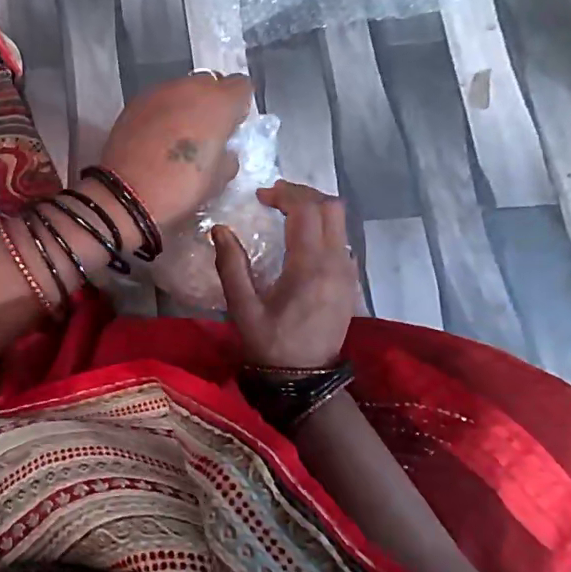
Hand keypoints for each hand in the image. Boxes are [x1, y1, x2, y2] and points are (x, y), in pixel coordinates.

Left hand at [95, 72, 252, 228]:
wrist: (128, 194)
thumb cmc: (181, 188)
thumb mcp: (217, 181)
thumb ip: (228, 157)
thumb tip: (224, 151)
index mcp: (219, 103)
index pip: (241, 87)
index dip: (238, 108)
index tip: (231, 128)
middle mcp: (191, 88)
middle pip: (210, 84)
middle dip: (211, 104)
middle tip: (204, 134)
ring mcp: (160, 92)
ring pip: (182, 90)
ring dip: (184, 107)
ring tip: (176, 136)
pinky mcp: (135, 102)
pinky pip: (158, 100)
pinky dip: (161, 113)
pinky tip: (155, 138)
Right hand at [213, 181, 359, 368]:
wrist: (304, 378)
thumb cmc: (270, 344)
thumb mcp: (242, 308)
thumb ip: (231, 266)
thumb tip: (219, 229)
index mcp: (310, 267)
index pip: (306, 210)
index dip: (284, 194)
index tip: (260, 196)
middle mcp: (336, 263)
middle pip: (331, 207)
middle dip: (302, 195)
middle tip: (274, 198)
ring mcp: (348, 272)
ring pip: (341, 221)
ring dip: (315, 209)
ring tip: (286, 214)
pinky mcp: (350, 281)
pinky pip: (343, 240)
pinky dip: (324, 228)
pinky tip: (302, 241)